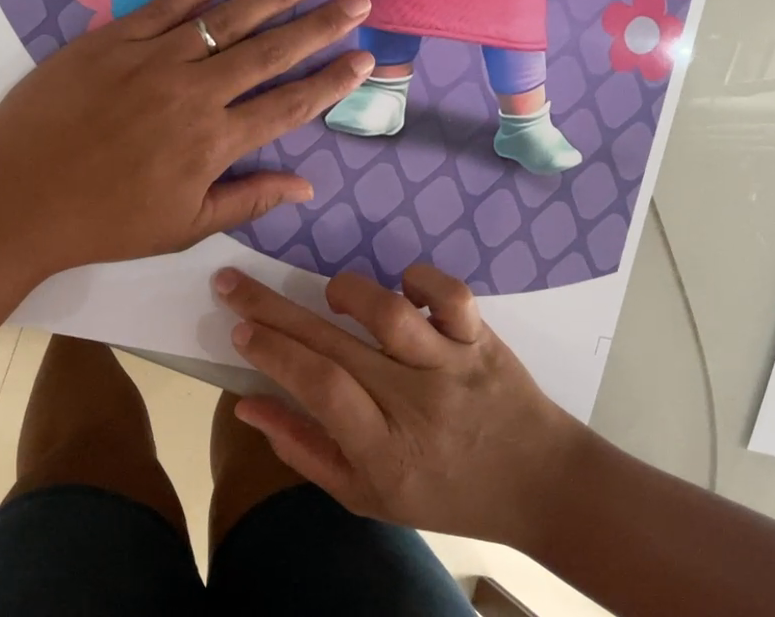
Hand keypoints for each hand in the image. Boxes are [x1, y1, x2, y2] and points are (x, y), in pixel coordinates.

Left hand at [0, 0, 373, 277]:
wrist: (18, 200)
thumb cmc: (104, 223)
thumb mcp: (182, 227)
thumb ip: (247, 201)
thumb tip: (306, 185)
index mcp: (214, 144)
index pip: (289, 104)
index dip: (331, 82)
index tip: (365, 59)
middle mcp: (194, 93)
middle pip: (270, 51)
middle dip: (320, 24)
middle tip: (359, 0)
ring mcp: (152, 60)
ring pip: (226, 19)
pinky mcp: (112, 40)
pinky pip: (166, 4)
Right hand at [212, 265, 590, 548]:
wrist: (543, 487)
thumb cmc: (445, 493)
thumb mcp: (367, 495)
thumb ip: (304, 450)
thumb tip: (247, 404)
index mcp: (385, 451)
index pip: (319, 389)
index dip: (274, 355)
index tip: (238, 330)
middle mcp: (416, 403)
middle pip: (335, 346)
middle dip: (272, 308)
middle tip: (232, 281)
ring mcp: (452, 367)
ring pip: (391, 315)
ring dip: (348, 293)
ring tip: (330, 296)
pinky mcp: (482, 340)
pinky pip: (452, 297)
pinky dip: (421, 279)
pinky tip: (401, 285)